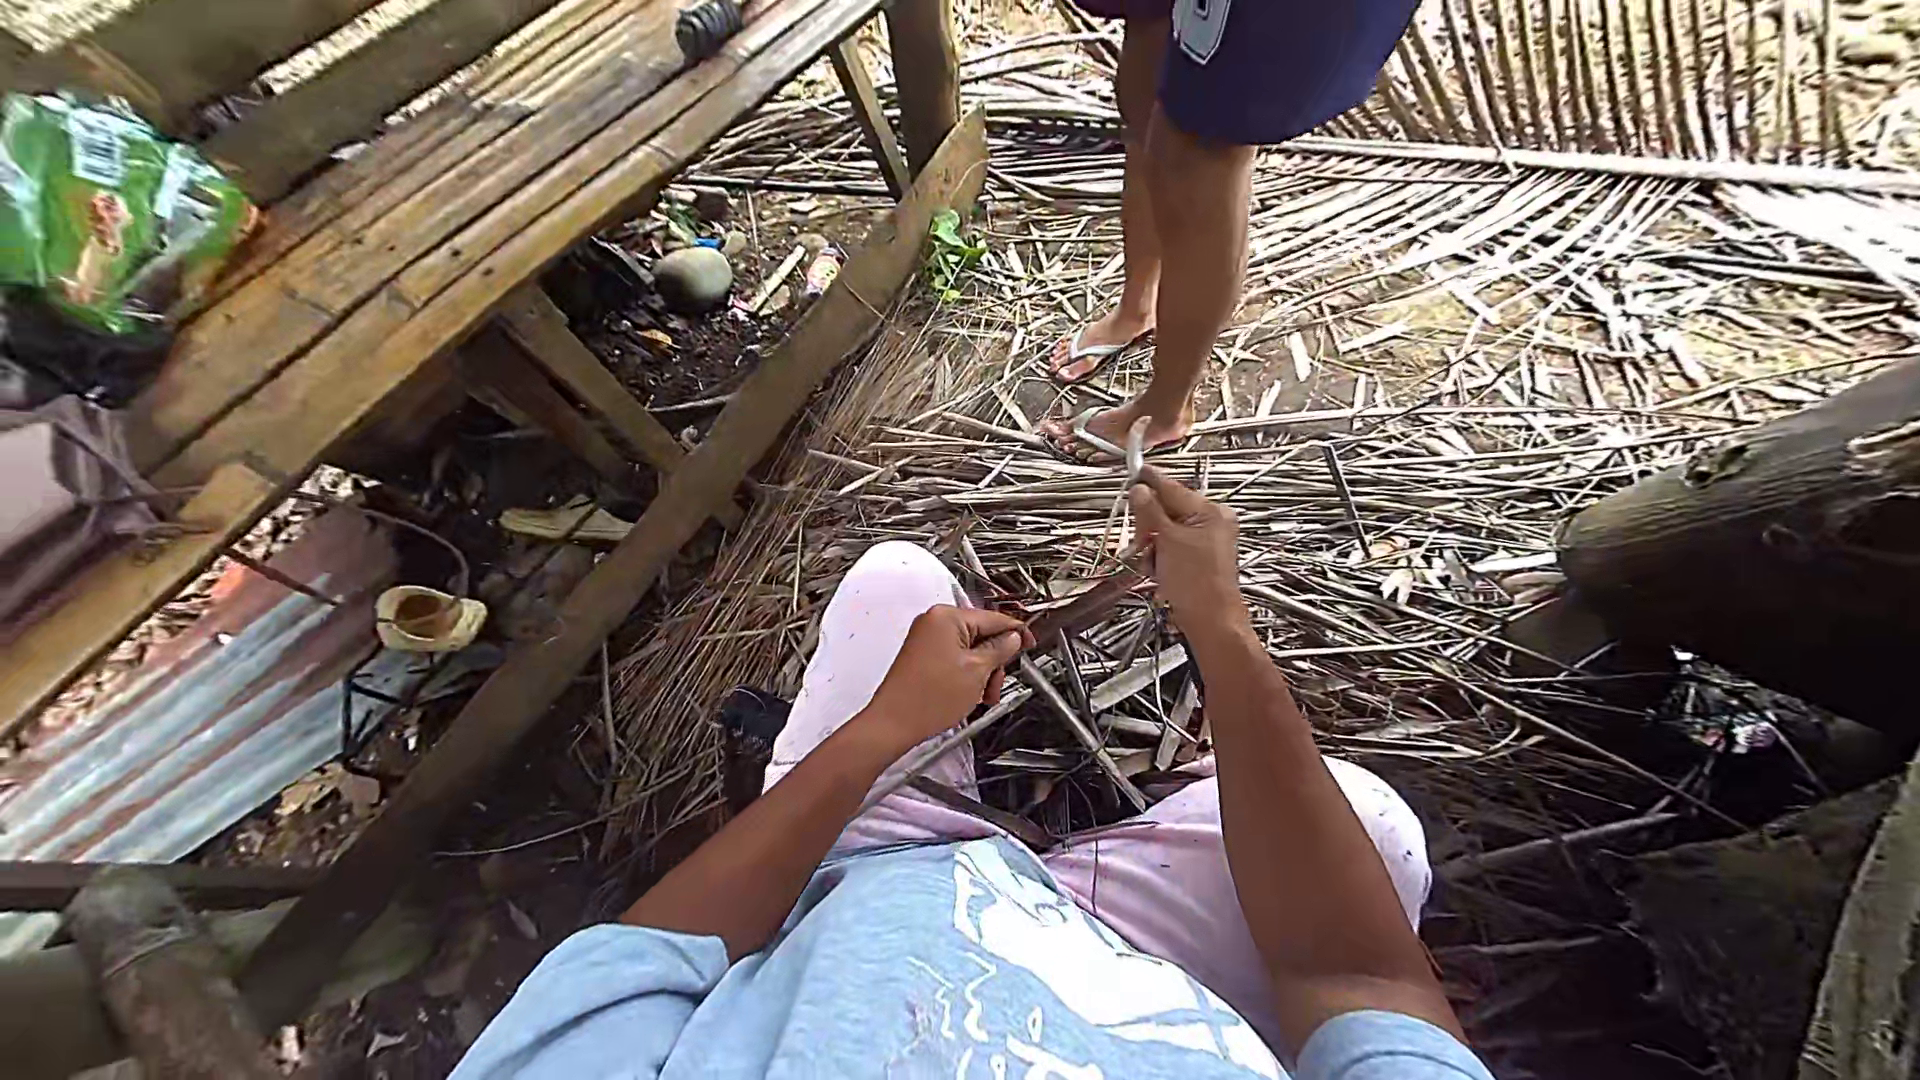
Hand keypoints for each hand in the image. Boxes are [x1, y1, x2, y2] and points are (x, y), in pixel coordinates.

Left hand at [859, 605, 1033, 748]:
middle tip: (995, 682)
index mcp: (947, 617)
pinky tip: (969, 693)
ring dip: (982, 671)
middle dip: (995, 661)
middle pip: (981, 634)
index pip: (993, 617)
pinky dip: (967, 673)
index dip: (1016, 631)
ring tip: (981, 694)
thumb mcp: (977, 671)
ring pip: (970, 648)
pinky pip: (955, 657)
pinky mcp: (923, 655)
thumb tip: (1012, 638)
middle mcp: (934, 622)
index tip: (1029, 641)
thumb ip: (1000, 649)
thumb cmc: (926, 699)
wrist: (894, 723)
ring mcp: (926, 638)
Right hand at [1129, 465, 1251, 640]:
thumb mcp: (1167, 541)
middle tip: (1143, 540)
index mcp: (1209, 512)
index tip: (1133, 472)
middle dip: (1148, 525)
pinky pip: (1168, 545)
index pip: (1171, 487)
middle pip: (1164, 508)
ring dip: (1151, 544)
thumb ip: (1150, 511)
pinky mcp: (1195, 556)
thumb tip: (1139, 490)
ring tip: (1154, 562)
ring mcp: (1203, 539)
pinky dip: (1158, 556)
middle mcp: (1210, 522)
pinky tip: (1159, 569)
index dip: (1148, 482)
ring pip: (1162, 529)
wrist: (1209, 620)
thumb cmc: (1198, 585)